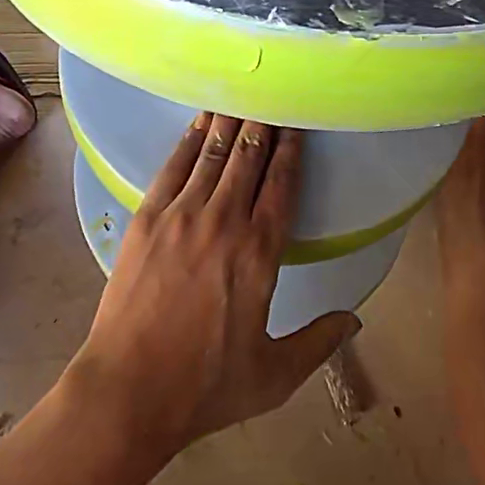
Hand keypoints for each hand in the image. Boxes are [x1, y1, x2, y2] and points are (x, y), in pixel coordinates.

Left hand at [58, 115, 360, 460]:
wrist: (131, 385)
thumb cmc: (206, 385)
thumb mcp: (275, 374)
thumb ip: (319, 342)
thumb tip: (354, 319)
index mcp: (259, 255)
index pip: (281, 187)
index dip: (290, 153)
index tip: (296, 127)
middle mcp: (222, 223)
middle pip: (247, 160)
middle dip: (261, 127)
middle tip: (270, 98)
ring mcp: (180, 216)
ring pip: (211, 155)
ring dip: (228, 125)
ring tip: (240, 99)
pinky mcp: (147, 217)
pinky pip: (173, 168)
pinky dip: (189, 142)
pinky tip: (199, 125)